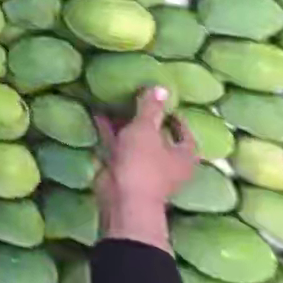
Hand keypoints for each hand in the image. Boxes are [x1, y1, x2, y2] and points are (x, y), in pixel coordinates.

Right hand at [93, 85, 197, 252]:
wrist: (122, 195)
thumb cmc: (143, 163)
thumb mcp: (146, 130)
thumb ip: (150, 108)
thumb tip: (161, 87)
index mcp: (182, 157)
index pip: (185, 135)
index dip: (176, 118)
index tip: (162, 103)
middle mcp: (167, 162)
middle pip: (159, 136)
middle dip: (146, 118)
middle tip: (133, 97)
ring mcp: (145, 166)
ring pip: (136, 140)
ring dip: (125, 123)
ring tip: (112, 101)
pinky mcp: (124, 167)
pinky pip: (118, 144)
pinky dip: (110, 130)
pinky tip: (97, 113)